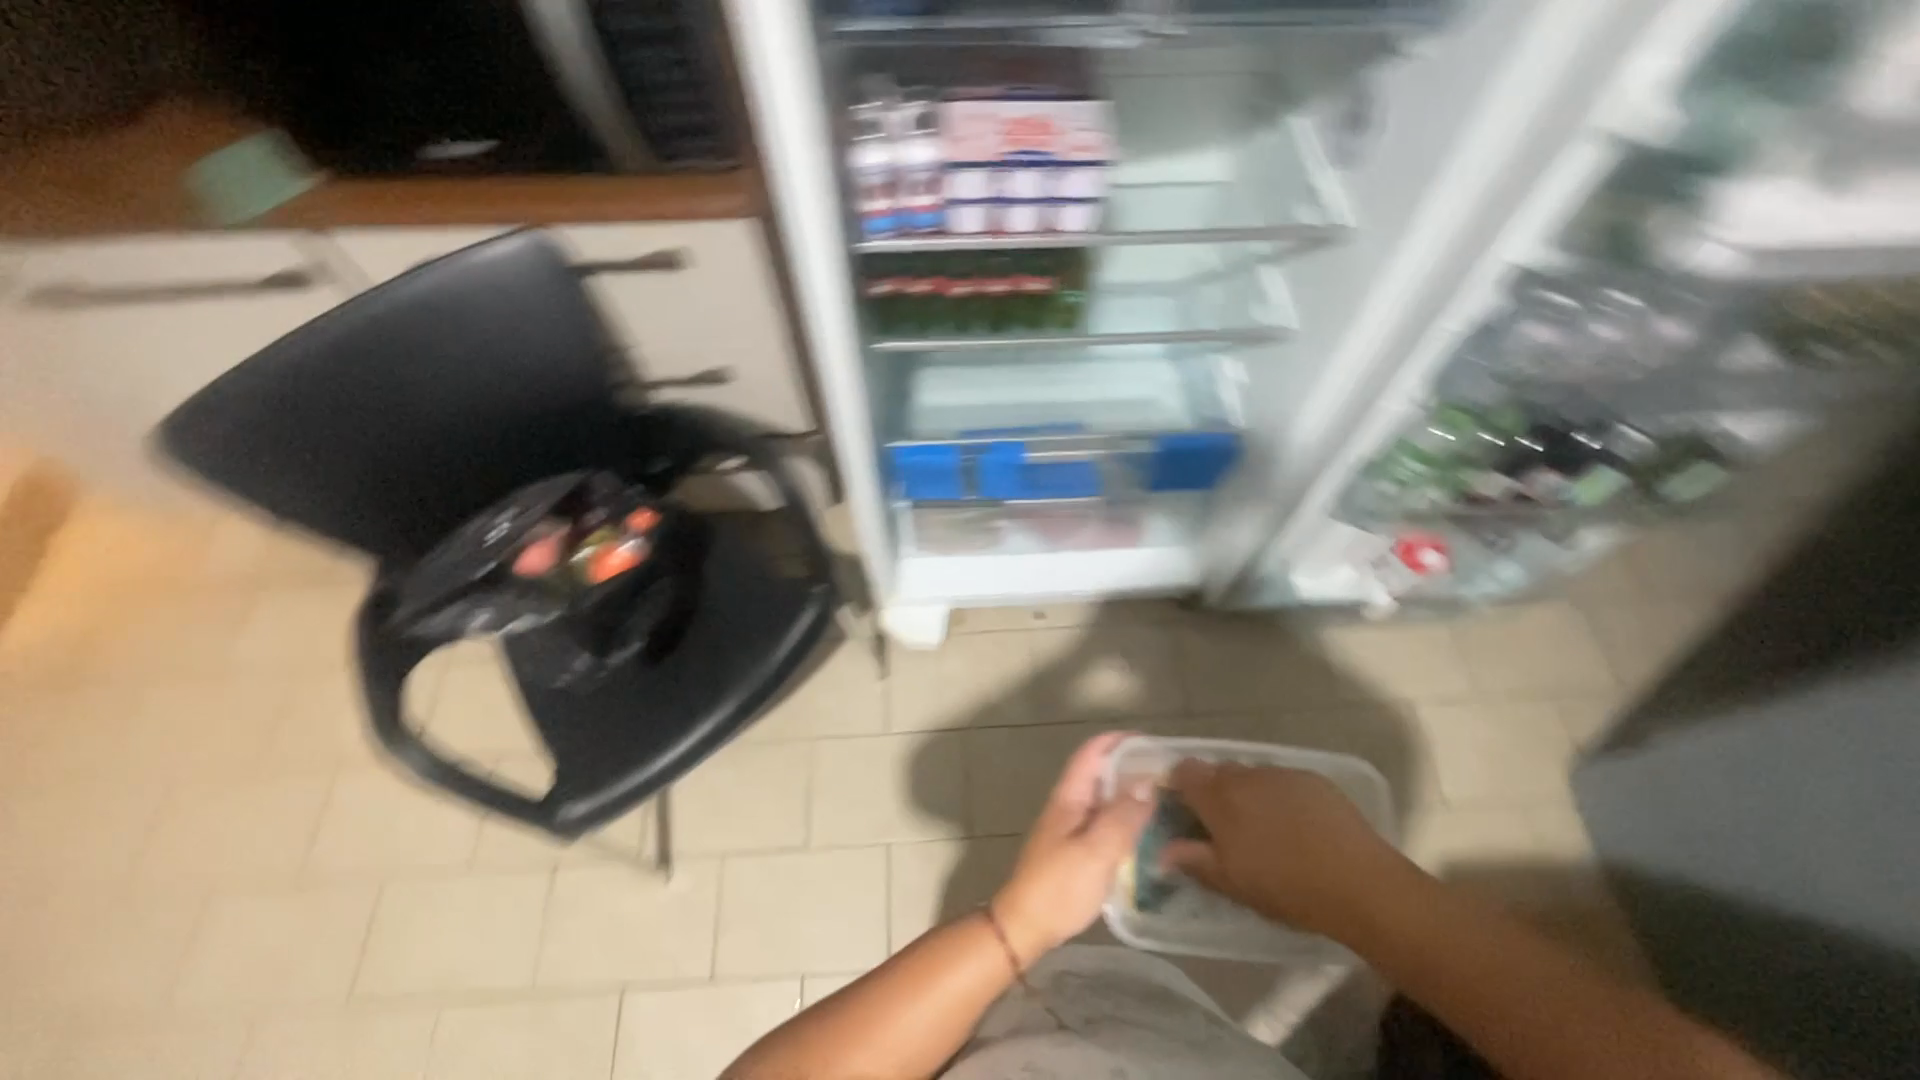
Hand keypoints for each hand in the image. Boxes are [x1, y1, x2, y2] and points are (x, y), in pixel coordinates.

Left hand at [991, 732, 1154, 964]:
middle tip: (1169, 774)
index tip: (1152, 741)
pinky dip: (1126, 821)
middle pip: (1099, 775)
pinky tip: (1147, 835)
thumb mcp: (1096, 851)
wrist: (1025, 927)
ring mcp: (1071, 830)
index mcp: (1069, 798)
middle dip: (1130, 767)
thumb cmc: (1059, 887)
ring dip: (1130, 795)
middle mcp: (1069, 807)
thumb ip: (1122, 817)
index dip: (1117, 741)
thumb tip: (1146, 782)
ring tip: (1166, 800)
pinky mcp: (1076, 852)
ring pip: (1104, 801)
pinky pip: (1105, 826)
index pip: (1091, 754)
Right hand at [1164, 760, 1414, 939]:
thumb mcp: (1230, 883)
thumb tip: (1162, 851)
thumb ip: (1192, 860)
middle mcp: (1246, 775)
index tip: (1184, 811)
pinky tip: (1295, 826)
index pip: (1184, 771)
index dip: (1179, 786)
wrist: (1360, 884)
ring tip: (1263, 829)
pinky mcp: (1315, 779)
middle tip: (1223, 827)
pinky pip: (1283, 781)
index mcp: (1219, 797)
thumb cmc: (1285, 886)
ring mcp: (1283, 774)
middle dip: (1214, 792)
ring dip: (1248, 794)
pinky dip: (1279, 797)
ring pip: (1252, 775)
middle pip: (1218, 771)